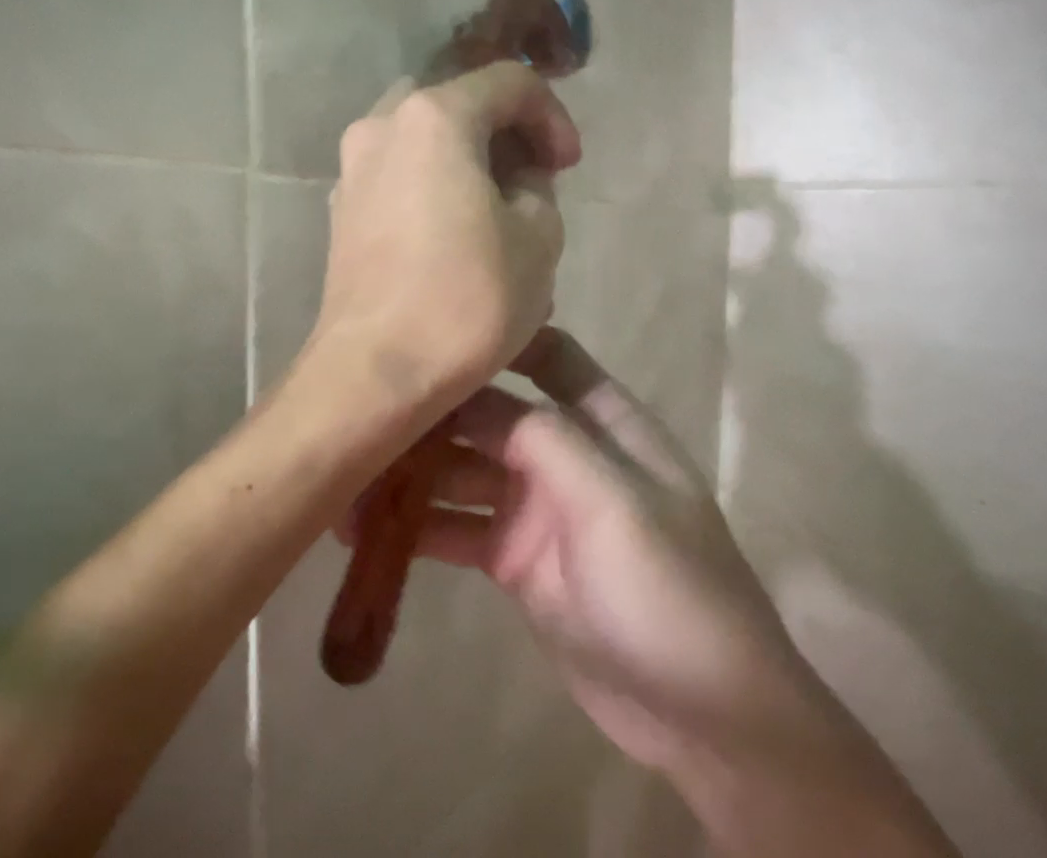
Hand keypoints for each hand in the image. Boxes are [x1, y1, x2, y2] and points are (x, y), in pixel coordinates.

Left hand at [307, 62, 581, 413]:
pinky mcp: (339, 218)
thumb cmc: (467, 300)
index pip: (509, 82)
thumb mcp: (538, 239)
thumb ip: (537, 190)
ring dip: (462, 165)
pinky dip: (429, 192)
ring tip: (494, 216)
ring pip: (419, 145)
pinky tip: (453, 239)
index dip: (552, 116)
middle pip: (455, 105)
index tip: (569, 168)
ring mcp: (351, 174)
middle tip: (530, 181)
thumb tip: (515, 182)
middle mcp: (380, 129)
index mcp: (433, 117)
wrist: (376, 371)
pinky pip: (395, 182)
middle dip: (501, 134)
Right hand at [362, 328, 821, 768]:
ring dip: (411, 477)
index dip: (497, 342)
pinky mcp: (517, 563)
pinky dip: (417, 530)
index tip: (425, 331)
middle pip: (490, 419)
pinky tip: (364, 534)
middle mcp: (569, 460)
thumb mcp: (612, 502)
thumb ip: (542, 437)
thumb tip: (466, 392)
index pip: (551, 360)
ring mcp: (540, 513)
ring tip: (345, 481)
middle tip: (354, 421)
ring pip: (464, 476)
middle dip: (431, 418)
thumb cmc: (667, 592)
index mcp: (608, 428)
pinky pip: (458, 531)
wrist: (702, 715)